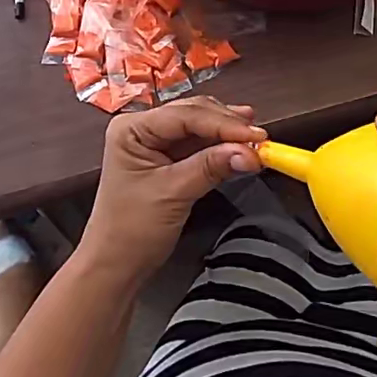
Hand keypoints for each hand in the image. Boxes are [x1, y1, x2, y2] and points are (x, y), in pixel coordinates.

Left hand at [79, 97, 265, 285]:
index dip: (223, 123)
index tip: (255, 136)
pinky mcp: (167, 157)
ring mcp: (154, 141)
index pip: (184, 115)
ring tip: (256, 141)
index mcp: (131, 128)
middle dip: (227, 125)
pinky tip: (241, 148)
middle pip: (193, 114)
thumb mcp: (173, 194)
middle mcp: (141, 127)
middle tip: (260, 139)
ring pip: (199, 126)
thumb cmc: (130, 230)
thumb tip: (248, 152)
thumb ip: (210, 168)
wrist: (116, 262)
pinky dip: (221, 146)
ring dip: (227, 133)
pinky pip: (199, 143)